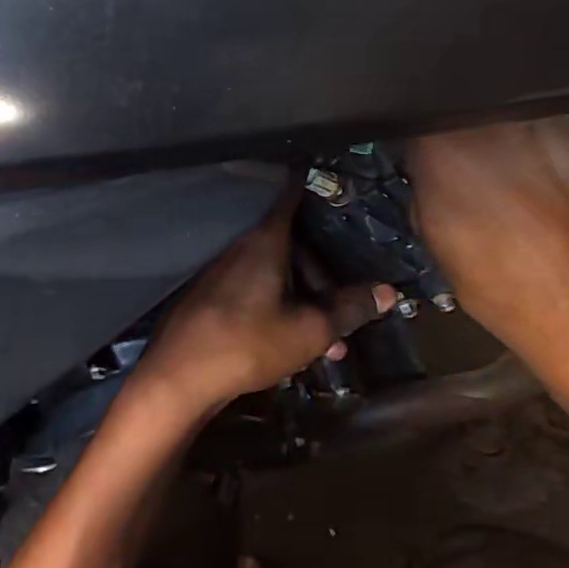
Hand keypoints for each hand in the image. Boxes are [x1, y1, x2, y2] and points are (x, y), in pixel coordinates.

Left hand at [133, 195, 397, 415]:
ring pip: (276, 273)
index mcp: (264, 240)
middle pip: (291, 242)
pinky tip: (297, 344)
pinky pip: (256, 291)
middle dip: (324, 271)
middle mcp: (241, 246)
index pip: (293, 196)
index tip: (345, 194)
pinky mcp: (212, 296)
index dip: (320, 191)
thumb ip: (348, 309)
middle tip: (350, 298)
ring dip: (305, 298)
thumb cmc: (249, 342)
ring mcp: (222, 271)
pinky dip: (280, 307)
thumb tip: (388, 291)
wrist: (179, 376)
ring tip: (332, 339)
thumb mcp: (310, 330)